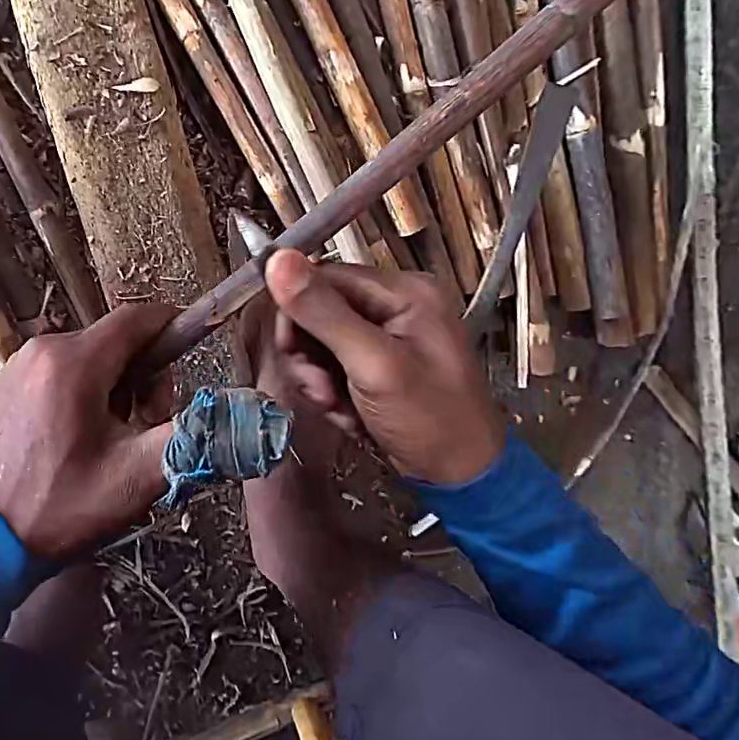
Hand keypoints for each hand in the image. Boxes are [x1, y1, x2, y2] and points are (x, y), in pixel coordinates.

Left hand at [0, 304, 178, 559]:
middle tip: (148, 425)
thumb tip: (243, 414)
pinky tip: (81, 435)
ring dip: (117, 387)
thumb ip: (193, 437)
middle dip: (146, 375)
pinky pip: (63, 369)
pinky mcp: (9, 382)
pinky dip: (86, 390)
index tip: (194, 351)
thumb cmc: (59, 507)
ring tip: (112, 439)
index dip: (172, 328)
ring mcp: (20, 364)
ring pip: (91, 356)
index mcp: (73, 362)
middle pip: (116, 340)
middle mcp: (42, 350)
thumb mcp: (134, 477)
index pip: (136, 318)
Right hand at [262, 249, 503, 484]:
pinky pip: (329, 361)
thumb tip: (278, 260)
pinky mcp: (375, 361)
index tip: (291, 347)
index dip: (297, 309)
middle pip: (316, 309)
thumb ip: (322, 312)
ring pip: (317, 339)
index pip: (323, 276)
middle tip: (318, 385)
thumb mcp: (372, 364)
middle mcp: (394, 305)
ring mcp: (385, 334)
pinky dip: (328, 387)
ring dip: (315, 375)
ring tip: (334, 402)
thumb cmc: (431, 421)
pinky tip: (345, 409)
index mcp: (404, 291)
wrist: (461, 479)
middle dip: (308, 351)